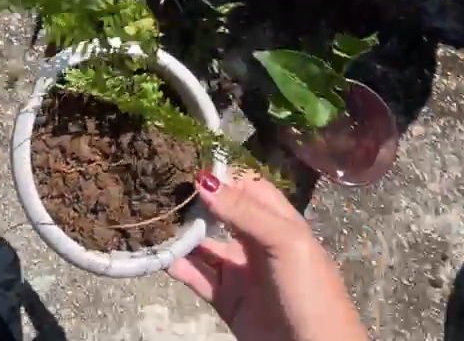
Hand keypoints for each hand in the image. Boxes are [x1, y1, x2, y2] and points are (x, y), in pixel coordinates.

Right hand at [168, 170, 367, 340]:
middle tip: (162, 185)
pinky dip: (178, 265)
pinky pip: (198, 277)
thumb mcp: (285, 243)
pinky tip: (159, 254)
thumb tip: (201, 179)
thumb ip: (244, 211)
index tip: (186, 163)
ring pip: (204, 244)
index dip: (220, 174)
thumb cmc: (310, 293)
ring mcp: (240, 271)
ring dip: (181, 232)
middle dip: (194, 199)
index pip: (245, 185)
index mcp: (278, 221)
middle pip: (220, 212)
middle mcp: (256, 241)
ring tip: (152, 216)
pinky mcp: (227, 300)